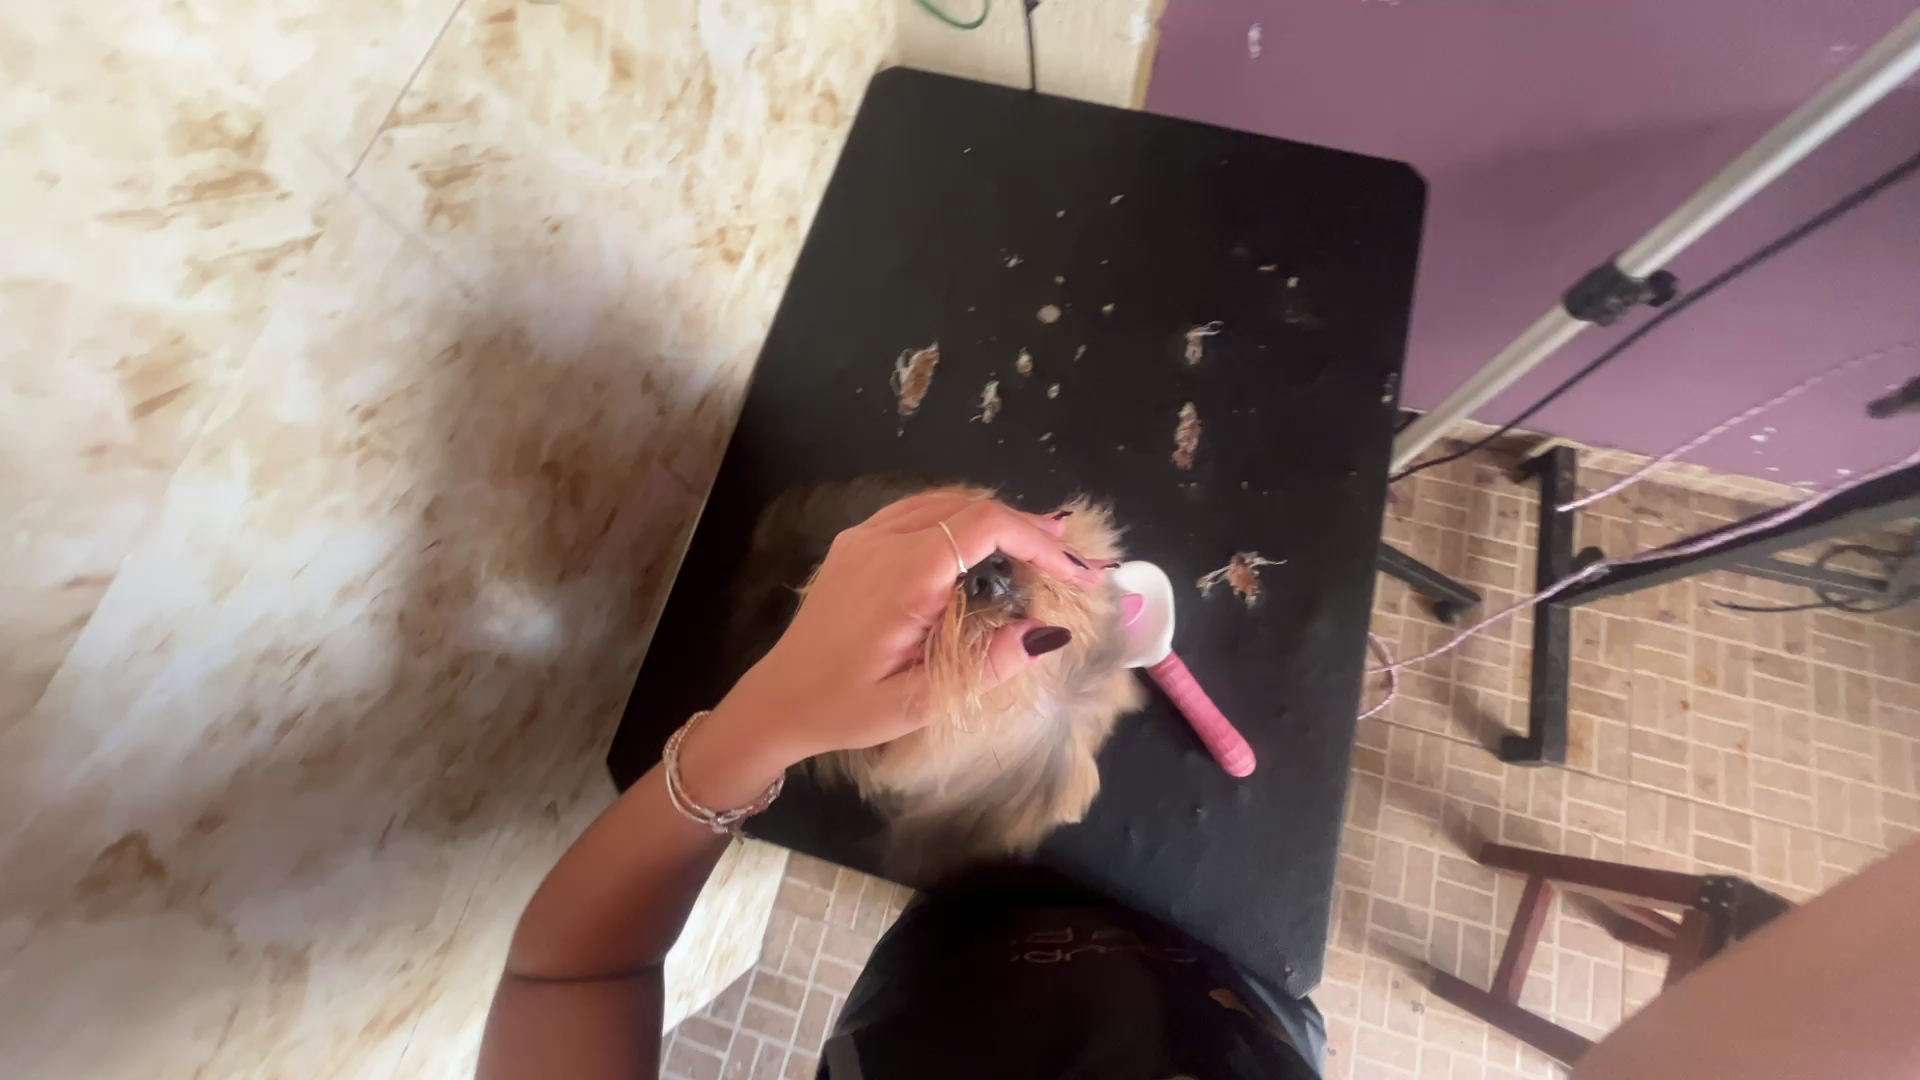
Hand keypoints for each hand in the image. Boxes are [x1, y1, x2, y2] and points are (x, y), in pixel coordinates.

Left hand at [682, 492, 1104, 798]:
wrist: (777, 700)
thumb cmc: (845, 708)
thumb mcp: (919, 702)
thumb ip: (986, 665)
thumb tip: (1047, 632)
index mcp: (900, 577)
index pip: (982, 526)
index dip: (1037, 540)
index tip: (1073, 572)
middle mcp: (881, 541)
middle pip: (968, 507)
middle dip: (1024, 527)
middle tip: (1067, 557)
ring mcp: (864, 536)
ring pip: (943, 502)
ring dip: (993, 519)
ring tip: (1037, 544)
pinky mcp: (856, 542)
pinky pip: (917, 512)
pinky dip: (958, 519)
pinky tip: (978, 543)